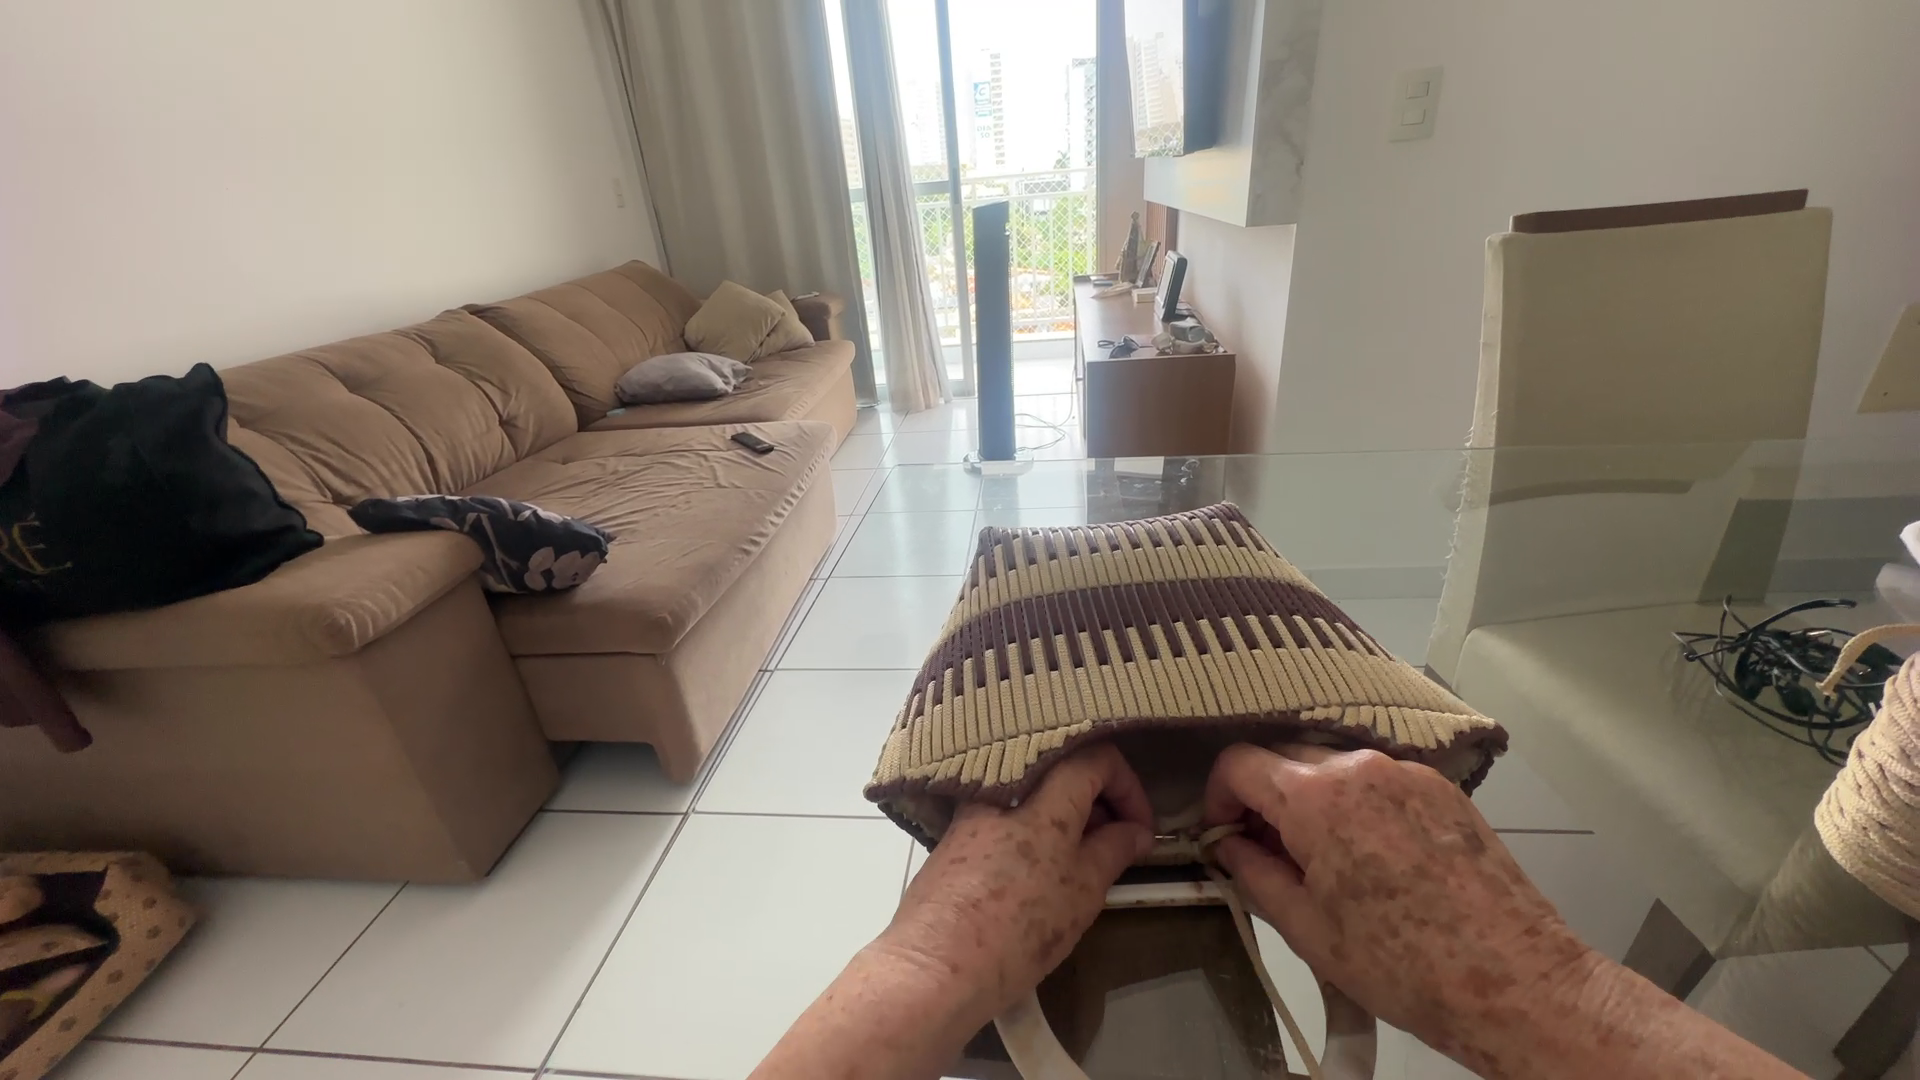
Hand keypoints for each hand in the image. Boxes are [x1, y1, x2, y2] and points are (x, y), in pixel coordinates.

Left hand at [878, 742, 1155, 1020]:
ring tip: (1081, 857)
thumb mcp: (1082, 893)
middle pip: (1064, 764)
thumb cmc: (1018, 928)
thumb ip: (1115, 850)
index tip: (1138, 828)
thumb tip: (1137, 831)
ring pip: (1035, 785)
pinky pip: (1008, 805)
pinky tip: (1041, 865)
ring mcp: (977, 804)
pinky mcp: (958, 828)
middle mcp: (1006, 785)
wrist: (936, 962)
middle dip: (1099, 795)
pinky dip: (1035, 821)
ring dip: (1067, 810)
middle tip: (1115, 839)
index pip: (1096, 756)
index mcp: (1043, 794)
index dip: (1128, 786)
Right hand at [1203, 743, 1598, 1073]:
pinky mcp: (1440, 785)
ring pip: (1328, 763)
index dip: (1218, 796)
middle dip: (1262, 796)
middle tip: (1269, 848)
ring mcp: (1404, 770)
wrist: (1519, 986)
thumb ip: (1251, 871)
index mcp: (1314, 796)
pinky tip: (1370, 850)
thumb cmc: (1398, 964)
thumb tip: (1226, 843)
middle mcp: (1356, 766)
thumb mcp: (1304, 926)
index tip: (1224, 834)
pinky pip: (1374, 776)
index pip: (1238, 763)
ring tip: (1322, 853)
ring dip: (1307, 796)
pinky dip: (1353, 800)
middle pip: (1281, 756)